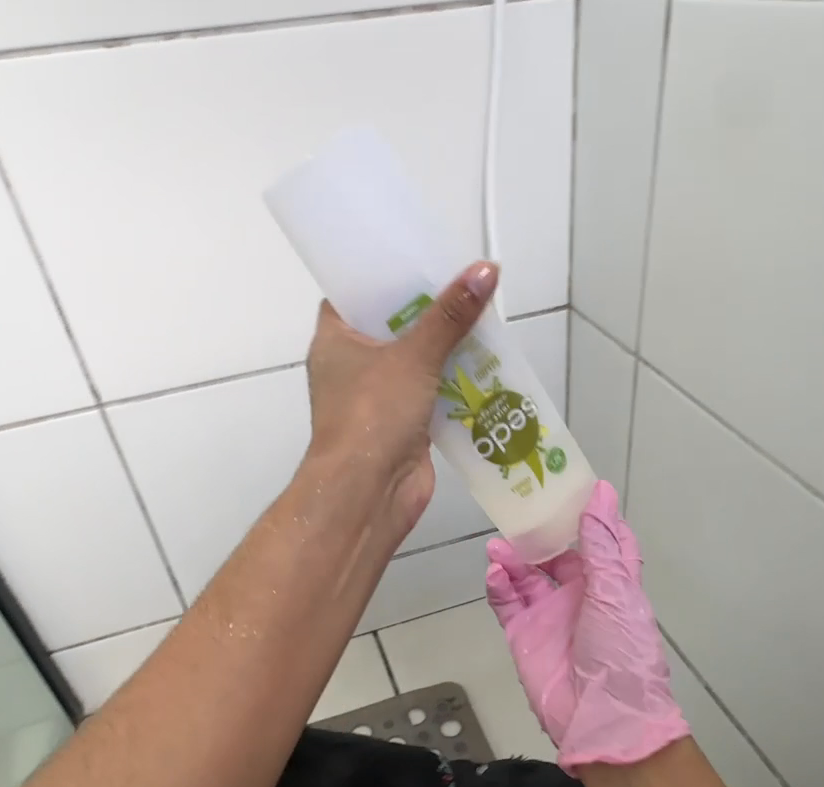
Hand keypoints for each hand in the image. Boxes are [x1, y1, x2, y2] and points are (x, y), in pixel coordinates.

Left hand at [303, 261, 498, 532]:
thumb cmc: (372, 416)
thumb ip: (451, 315)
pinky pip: (433, 394)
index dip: (384, 274)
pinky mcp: (404, 425)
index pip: (355, 294)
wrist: (368, 493)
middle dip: (428, 310)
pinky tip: (488, 364)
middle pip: (393, 327)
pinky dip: (457, 383)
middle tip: (464, 282)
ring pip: (417, 362)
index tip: (418, 256)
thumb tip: (486, 270)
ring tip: (484, 316)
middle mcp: (353, 366)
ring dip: (447, 348)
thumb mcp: (413, 355)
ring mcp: (378, 398)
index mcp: (335, 340)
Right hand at [484, 481, 690, 772]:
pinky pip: (506, 603)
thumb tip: (600, 492)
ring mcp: (548, 617)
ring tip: (499, 545)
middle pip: (555, 556)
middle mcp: (578, 596)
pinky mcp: (523, 637)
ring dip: (513, 558)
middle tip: (518, 510)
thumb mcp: (616, 593)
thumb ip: (602, 544)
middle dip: (538, 535)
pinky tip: (495, 571)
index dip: (587, 517)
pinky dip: (499, 585)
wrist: (602, 720)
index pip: (599, 543)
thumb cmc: (620, 652)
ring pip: (525, 577)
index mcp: (609, 584)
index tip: (569, 486)